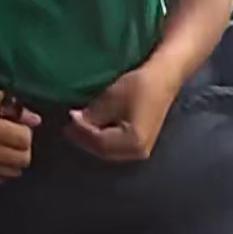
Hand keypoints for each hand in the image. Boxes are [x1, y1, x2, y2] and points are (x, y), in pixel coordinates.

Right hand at [0, 81, 39, 183]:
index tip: (18, 123)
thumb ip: (12, 106)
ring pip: (15, 172)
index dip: (26, 130)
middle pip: (23, 159)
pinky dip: (4, 169)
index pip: (24, 140)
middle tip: (14, 135)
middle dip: (24, 146)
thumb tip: (35, 120)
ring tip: (5, 145)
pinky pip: (1, 179)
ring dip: (15, 159)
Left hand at [65, 65, 179, 161]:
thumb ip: (95, 113)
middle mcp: (138, 153)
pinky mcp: (140, 147)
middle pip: (105, 152)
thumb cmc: (141, 85)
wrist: (164, 80)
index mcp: (133, 141)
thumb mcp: (114, 96)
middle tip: (68, 128)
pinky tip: (93, 132)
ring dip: (92, 142)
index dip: (83, 132)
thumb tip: (76, 122)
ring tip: (78, 131)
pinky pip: (116, 149)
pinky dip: (102, 141)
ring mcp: (140, 152)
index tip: (69, 118)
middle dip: (85, 140)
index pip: (101, 142)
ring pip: (109, 152)